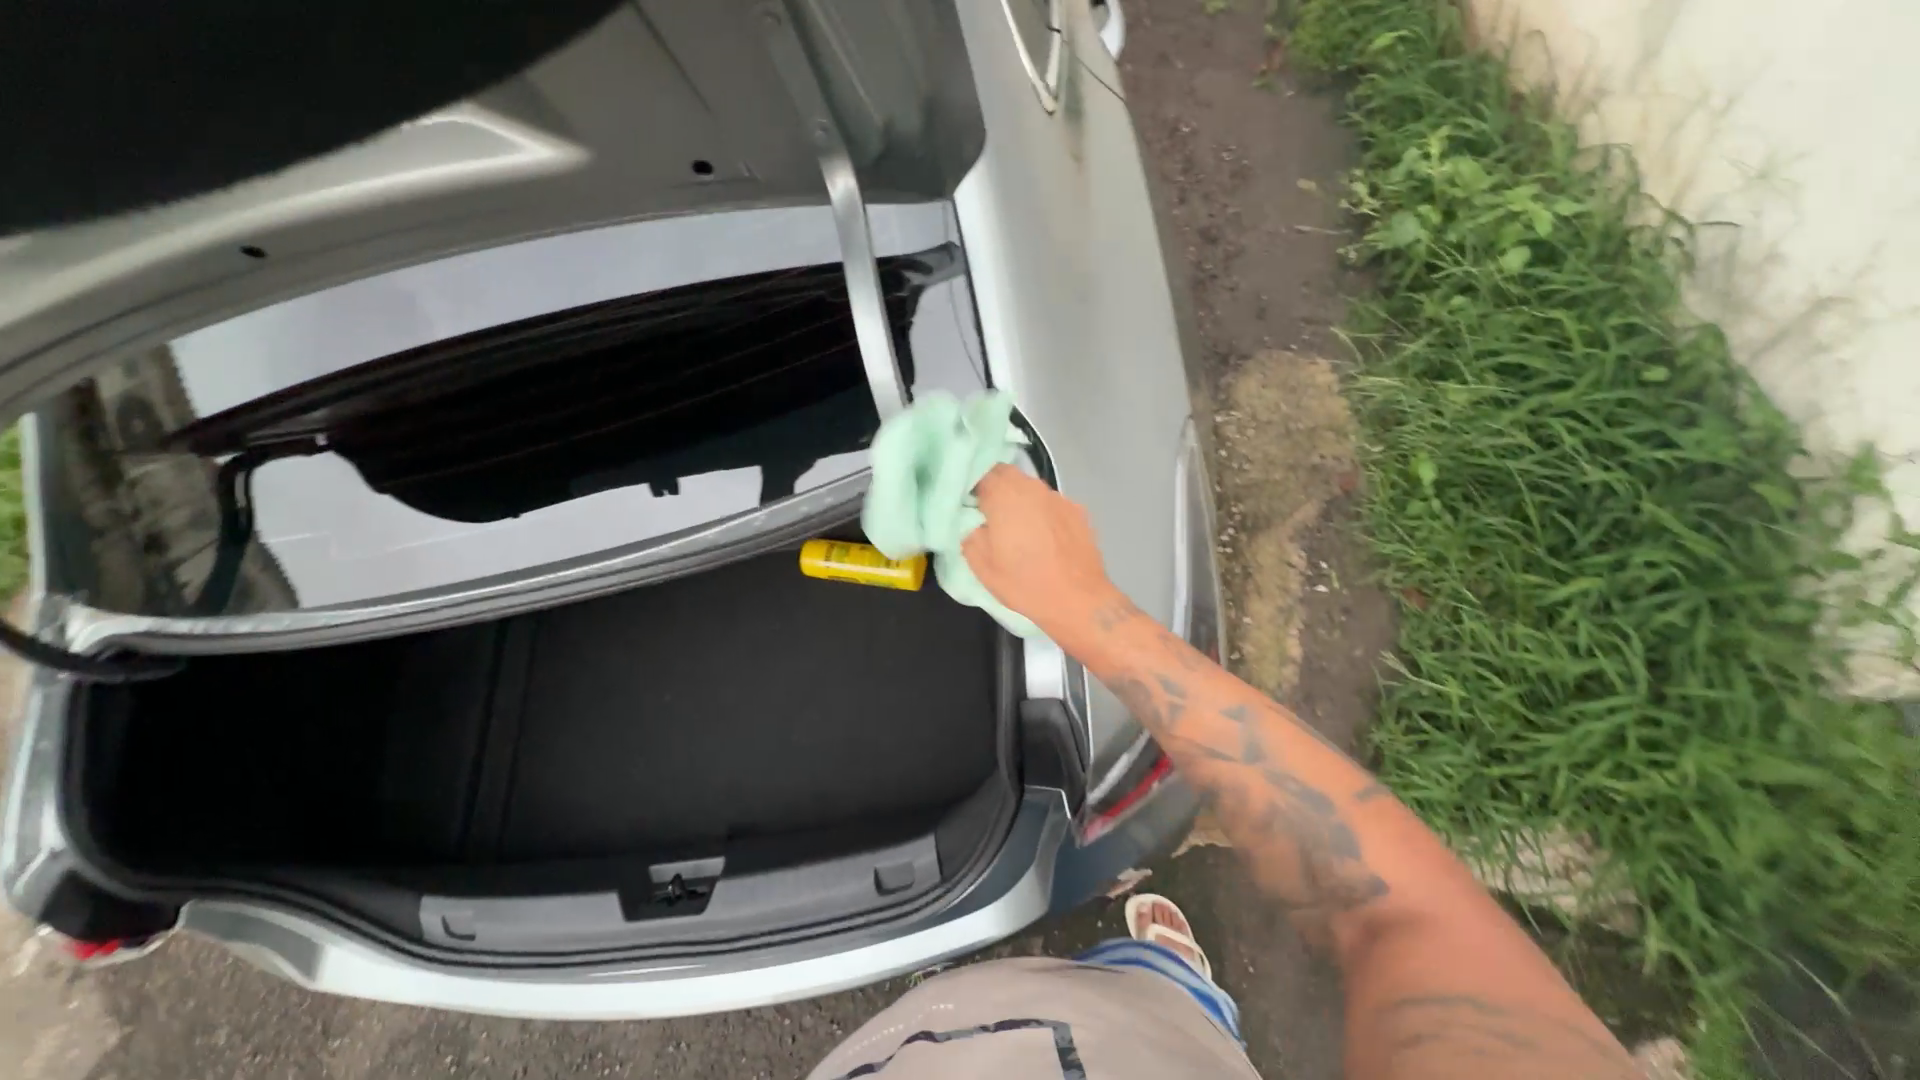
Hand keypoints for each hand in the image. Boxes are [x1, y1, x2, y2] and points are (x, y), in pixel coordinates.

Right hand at [962, 465, 1126, 639]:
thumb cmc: (1024, 583)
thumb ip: (970, 534)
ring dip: (1021, 500)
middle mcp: (1032, 488)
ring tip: (1020, 529)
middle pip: (1007, 475)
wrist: (1077, 599)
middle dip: (996, 489)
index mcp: (1004, 496)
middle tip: (991, 516)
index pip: (981, 474)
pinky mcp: (1078, 511)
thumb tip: (975, 522)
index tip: (970, 507)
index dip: (973, 488)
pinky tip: (1046, 537)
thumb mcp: (981, 565)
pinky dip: (1044, 513)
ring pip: (1031, 488)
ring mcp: (1058, 498)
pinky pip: (1052, 503)